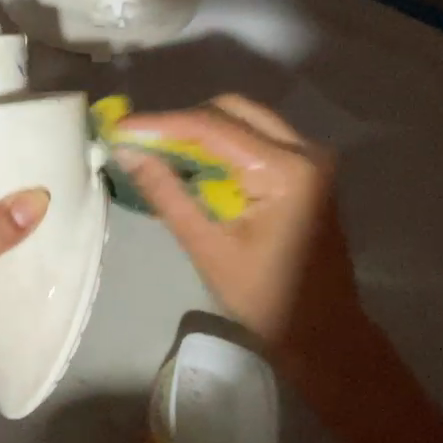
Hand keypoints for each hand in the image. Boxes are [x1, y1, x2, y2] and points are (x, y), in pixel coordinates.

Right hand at [113, 95, 361, 368]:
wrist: (324, 333)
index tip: (119, 128)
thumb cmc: (265, 297)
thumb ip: (166, 192)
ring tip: (158, 152)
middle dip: (181, 121)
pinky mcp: (307, 170)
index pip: (211, 127)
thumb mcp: (207, 246)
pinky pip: (256, 138)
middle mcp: (305, 151)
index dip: (160, 123)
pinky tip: (191, 165)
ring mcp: (311, 158)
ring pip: (244, 119)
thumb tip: (126, 151)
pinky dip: (220, 144)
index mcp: (285, 170)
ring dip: (200, 131)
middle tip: (140, 142)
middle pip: (231, 110)